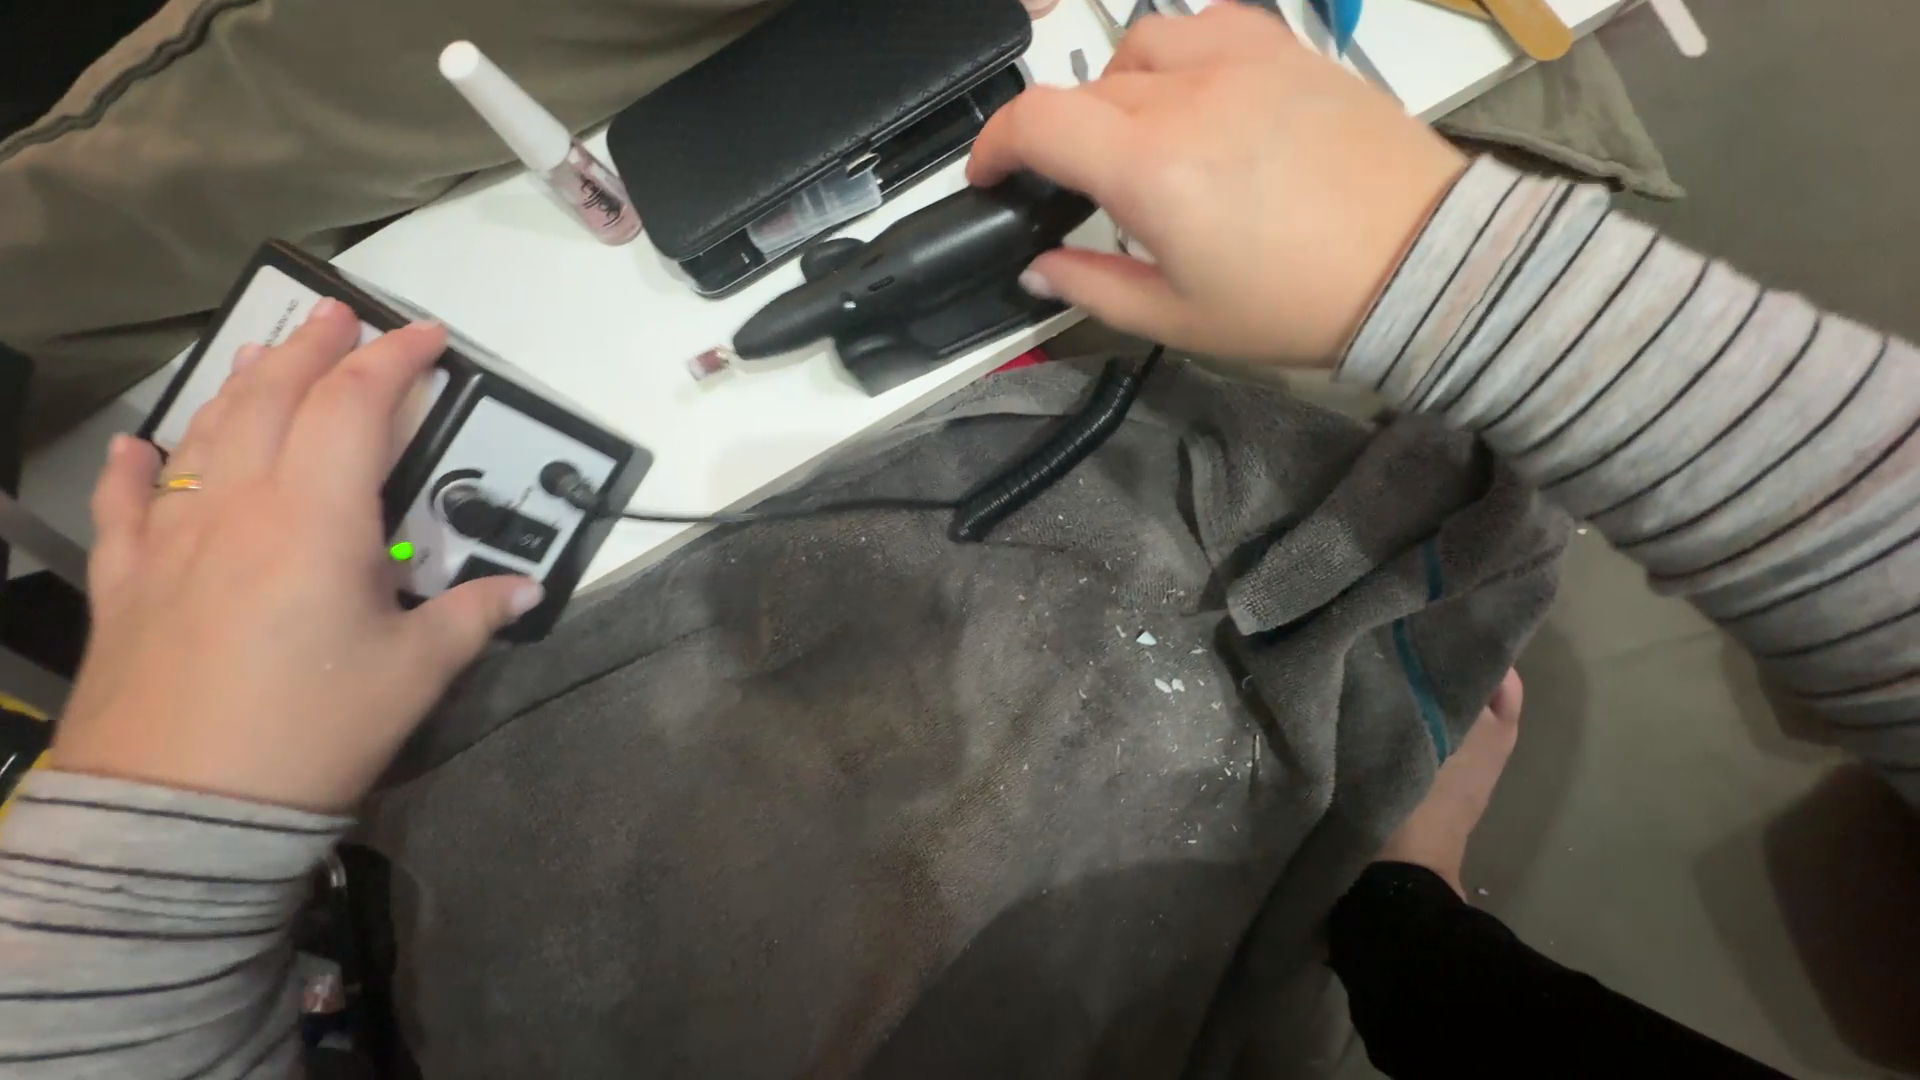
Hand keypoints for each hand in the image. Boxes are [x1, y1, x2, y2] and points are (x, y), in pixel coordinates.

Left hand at [51, 300, 542, 811]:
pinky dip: (138, 467)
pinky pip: (126, 507)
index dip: (394, 362)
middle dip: (313, 350)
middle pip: (272, 402)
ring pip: (205, 437)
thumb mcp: (418, 670)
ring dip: (242, 385)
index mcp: (316, 523)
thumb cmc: (316, 727)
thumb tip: (525, 589)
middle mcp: (238, 512)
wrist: (179, 812)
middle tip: (341, 314)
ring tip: (268, 353)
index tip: (429, 336)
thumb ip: (474, 615)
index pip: (355, 410)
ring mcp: (173, 543)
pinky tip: (140, 445)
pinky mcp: (131, 584)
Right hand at [967, 5, 1466, 365]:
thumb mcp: (1174, 318)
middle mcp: (1188, 97)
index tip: (988, 175)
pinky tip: (1190, 98)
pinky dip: (1174, 57)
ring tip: (1131, 140)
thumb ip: (1090, 288)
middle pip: (1082, 88)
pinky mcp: (1286, 51)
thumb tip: (1038, 271)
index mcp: (1150, 168)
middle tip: (1071, 186)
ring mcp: (1242, 61)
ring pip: (1139, 46)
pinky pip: (1205, 26)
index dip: (993, 144)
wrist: (1416, 264)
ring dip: (1112, 91)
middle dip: (1056, 137)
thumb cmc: (1292, 302)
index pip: (1037, 122)